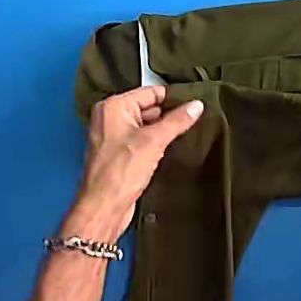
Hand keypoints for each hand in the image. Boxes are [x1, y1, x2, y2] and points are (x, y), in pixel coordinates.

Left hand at [63, 86, 204, 244]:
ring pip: (147, 125)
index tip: (194, 102)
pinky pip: (143, 140)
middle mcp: (110, 118)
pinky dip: (157, 142)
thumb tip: (196, 105)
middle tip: (194, 117)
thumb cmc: (118, 173)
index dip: (173, 97)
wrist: (104, 208)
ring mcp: (114, 137)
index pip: (150, 92)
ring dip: (164, 129)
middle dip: (170, 113)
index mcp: (113, 107)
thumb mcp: (155, 140)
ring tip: (187, 131)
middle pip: (149, 107)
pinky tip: (172, 147)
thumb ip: (177, 120)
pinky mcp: (120, 154)